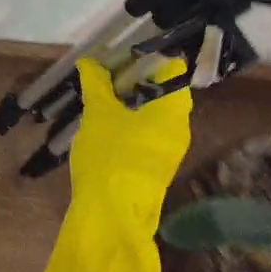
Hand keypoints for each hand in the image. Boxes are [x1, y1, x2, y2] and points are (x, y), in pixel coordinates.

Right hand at [34, 57, 192, 271]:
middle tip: (101, 79)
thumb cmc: (109, 156)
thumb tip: (90, 62)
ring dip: (127, 106)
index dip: (145, 57)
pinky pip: (145, 136)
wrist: (111, 214)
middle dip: (132, 82)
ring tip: (97, 103)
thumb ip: (96, 86)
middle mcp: (180, 126)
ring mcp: (169, 150)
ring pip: (152, 116)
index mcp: (174, 108)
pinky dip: (127, 127)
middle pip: (162, 92)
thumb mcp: (98, 116)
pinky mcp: (155, 168)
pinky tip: (102, 132)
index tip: (116, 57)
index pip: (171, 68)